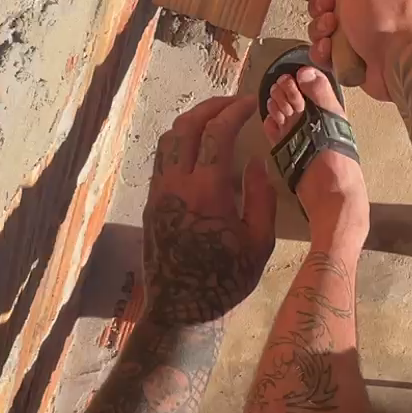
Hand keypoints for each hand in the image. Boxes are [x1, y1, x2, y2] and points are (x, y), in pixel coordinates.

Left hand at [143, 96, 276, 324]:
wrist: (182, 309)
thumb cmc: (228, 280)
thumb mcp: (259, 242)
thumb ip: (261, 197)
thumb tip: (256, 162)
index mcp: (207, 191)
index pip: (217, 133)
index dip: (234, 111)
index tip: (250, 103)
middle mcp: (177, 184)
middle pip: (186, 126)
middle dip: (210, 106)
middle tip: (232, 103)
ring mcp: (158, 191)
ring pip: (168, 139)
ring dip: (191, 120)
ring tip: (214, 118)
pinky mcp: (150, 202)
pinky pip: (161, 158)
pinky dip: (179, 141)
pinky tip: (197, 147)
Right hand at [261, 68, 368, 242]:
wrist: (331, 196)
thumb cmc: (336, 158)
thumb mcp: (332, 119)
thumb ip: (321, 94)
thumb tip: (305, 70)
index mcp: (327, 113)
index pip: (308, 89)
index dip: (297, 82)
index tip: (290, 79)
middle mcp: (312, 123)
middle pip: (293, 100)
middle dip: (284, 93)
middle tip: (279, 91)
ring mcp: (298, 138)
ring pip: (282, 115)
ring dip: (276, 107)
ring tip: (274, 105)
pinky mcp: (288, 152)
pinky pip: (276, 134)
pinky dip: (270, 127)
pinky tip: (269, 122)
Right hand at [297, 0, 411, 101]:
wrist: (397, 63)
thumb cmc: (384, 18)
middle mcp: (367, 10)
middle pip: (327, 5)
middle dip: (320, 7)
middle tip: (329, 12)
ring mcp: (359, 36)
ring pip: (323, 30)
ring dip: (320, 30)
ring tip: (330, 34)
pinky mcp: (351, 60)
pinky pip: (326, 54)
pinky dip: (323, 52)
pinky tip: (329, 51)